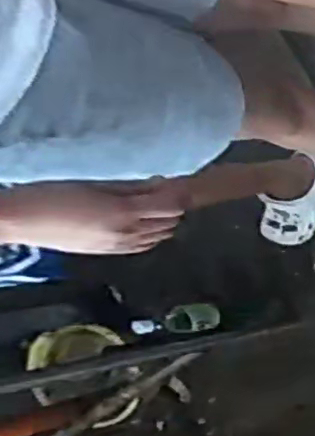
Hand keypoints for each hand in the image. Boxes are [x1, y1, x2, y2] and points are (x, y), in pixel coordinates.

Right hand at [0, 180, 185, 254]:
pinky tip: (141, 225)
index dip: (176, 194)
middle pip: (172, 220)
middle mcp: (130, 231)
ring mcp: (123, 244)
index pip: (171, 206)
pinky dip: (154, 234)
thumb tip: (158, 183)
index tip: (172, 185)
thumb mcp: (90, 186)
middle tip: (160, 195)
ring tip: (149, 208)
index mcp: (124, 212)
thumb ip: (129, 187)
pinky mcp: (113, 252)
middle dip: (172, 206)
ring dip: (164, 221)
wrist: (12, 221)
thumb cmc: (46, 197)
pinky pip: (148, 244)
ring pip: (164, 234)